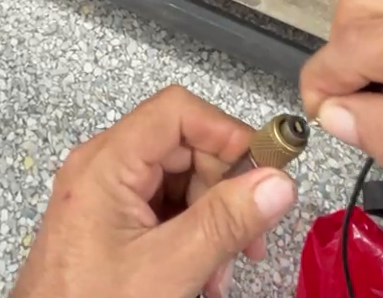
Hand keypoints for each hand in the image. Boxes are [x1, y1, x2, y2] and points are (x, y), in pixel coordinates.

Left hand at [12, 86, 299, 297]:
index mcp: (106, 160)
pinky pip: (161, 203)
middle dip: (222, 187)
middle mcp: (103, 163)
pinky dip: (190, 231)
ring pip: (177, 176)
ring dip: (211, 216)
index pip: (176, 111)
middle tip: (249, 239)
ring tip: (222, 271)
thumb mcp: (166, 270)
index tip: (266, 171)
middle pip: (181, 143)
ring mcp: (104, 190)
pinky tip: (203, 272)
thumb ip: (224, 223)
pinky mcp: (109, 217)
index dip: (226, 132)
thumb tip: (279, 182)